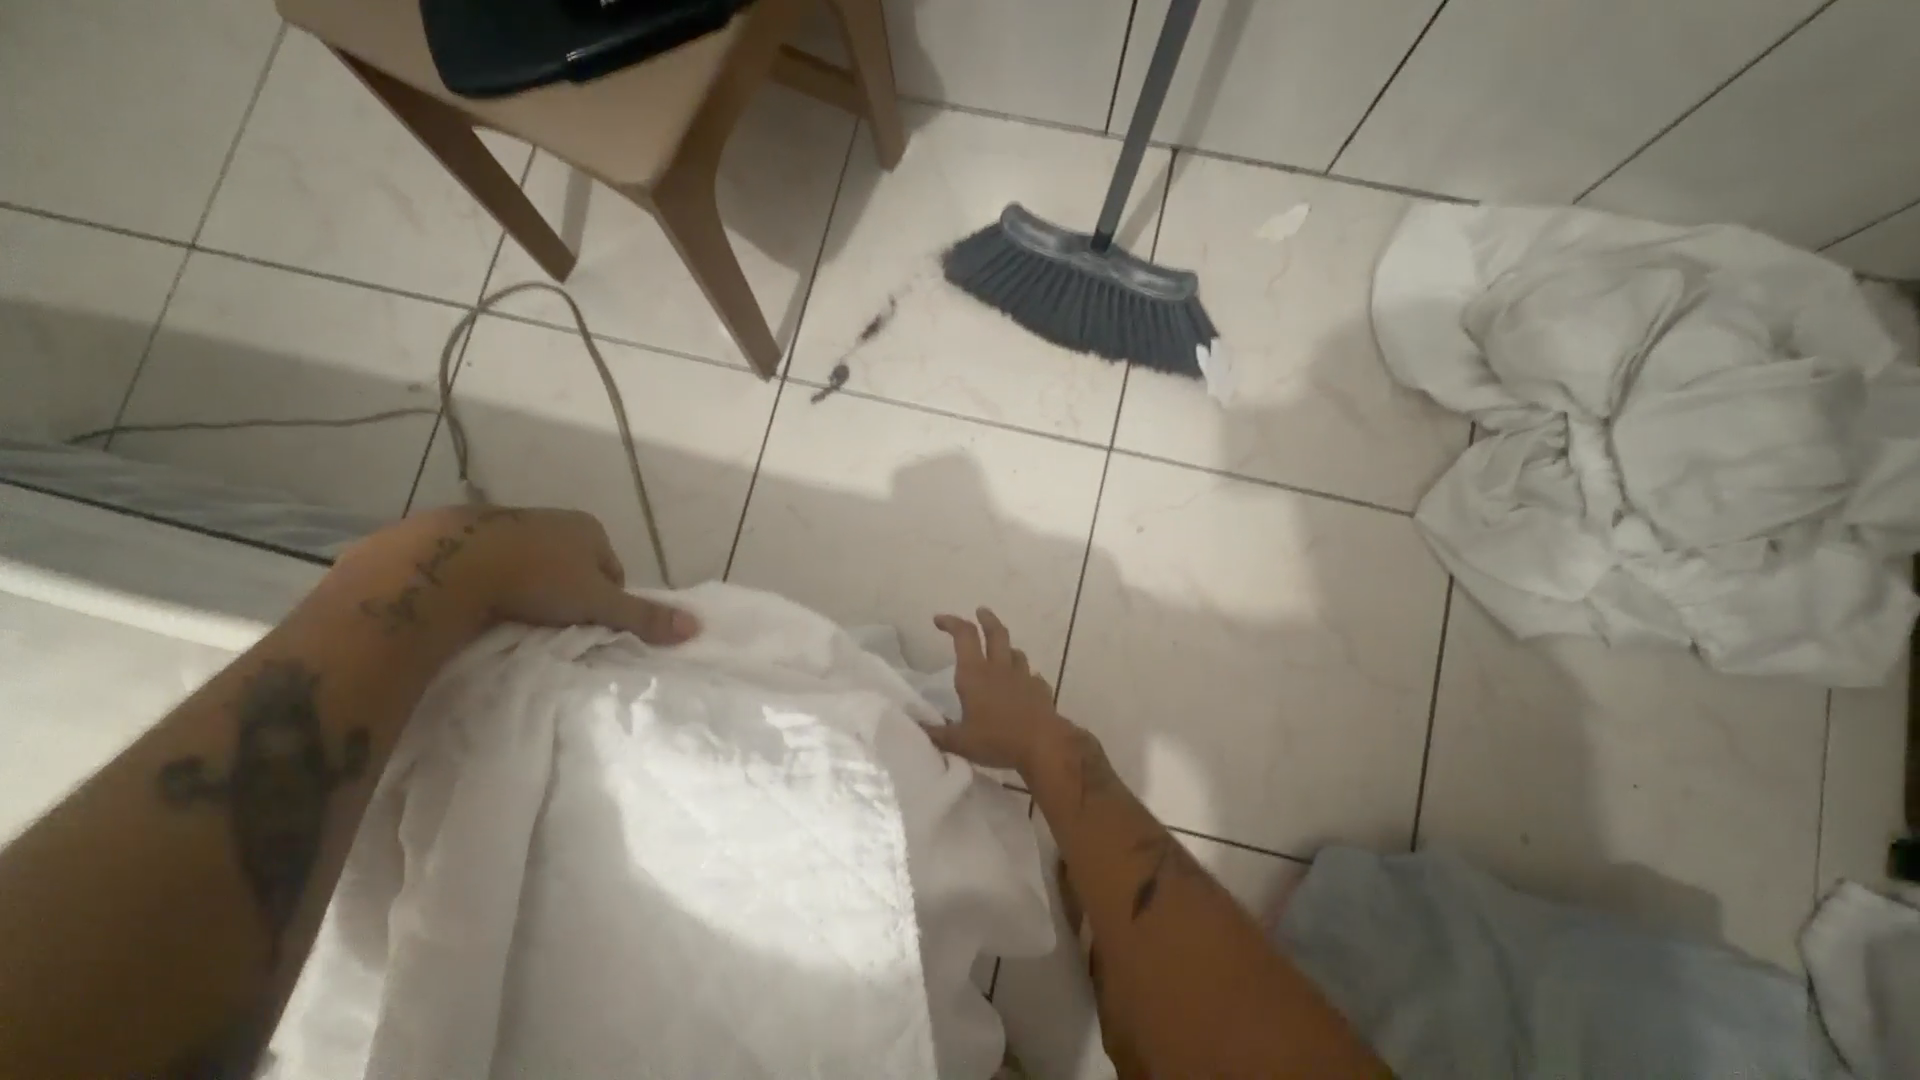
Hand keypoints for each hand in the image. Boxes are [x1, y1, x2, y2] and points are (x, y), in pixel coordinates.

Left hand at [331, 506, 698, 644]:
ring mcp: (509, 523)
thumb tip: (696, 627)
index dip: (607, 600)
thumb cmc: (537, 579)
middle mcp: (553, 518)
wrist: (452, 563)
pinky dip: (498, 583)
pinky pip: (496, 564)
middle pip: (575, 566)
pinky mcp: (467, 535)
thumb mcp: (598, 603)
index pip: (613, 570)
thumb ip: (643, 616)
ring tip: (521, 618)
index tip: (588, 625)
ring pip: (535, 564)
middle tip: (557, 624)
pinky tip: (489, 605)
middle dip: (569, 592)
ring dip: (532, 587)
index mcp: (589, 528)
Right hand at [924, 608, 1074, 771]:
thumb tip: (918, 726)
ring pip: (1016, 652)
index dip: (951, 623)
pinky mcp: (1040, 690)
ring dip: (1007, 648)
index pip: (964, 636)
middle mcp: (999, 668)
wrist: (1043, 745)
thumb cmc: (997, 740)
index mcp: (975, 674)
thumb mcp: (960, 742)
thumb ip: (938, 733)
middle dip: (986, 619)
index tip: (939, 620)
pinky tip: (1023, 684)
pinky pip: (1032, 676)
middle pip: (995, 633)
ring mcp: (1024, 677)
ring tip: (1002, 652)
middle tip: (981, 611)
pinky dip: (1025, 676)